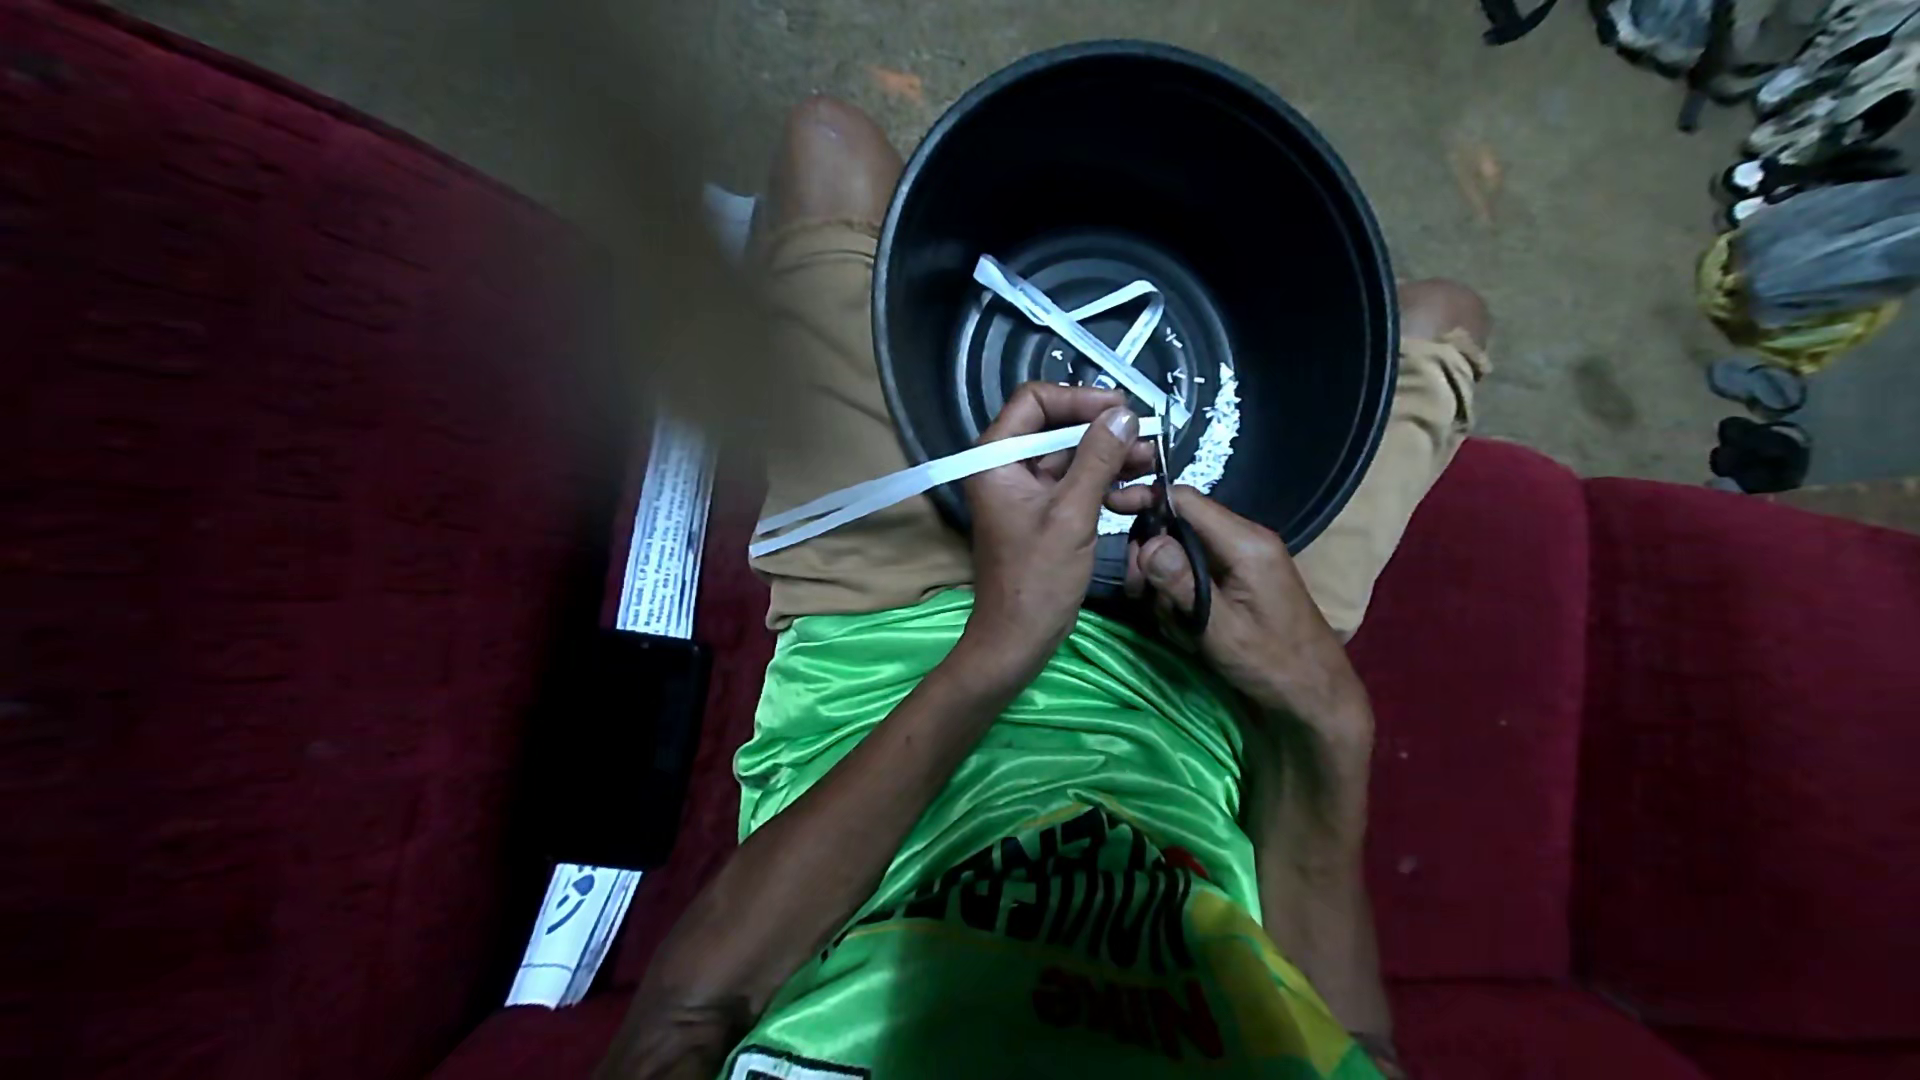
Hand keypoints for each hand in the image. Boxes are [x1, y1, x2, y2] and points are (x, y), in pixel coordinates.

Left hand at [962, 382, 1151, 677]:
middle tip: (1146, 436)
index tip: (1120, 409)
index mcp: (995, 459)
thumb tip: (1124, 415)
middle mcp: (1005, 466)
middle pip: (1056, 426)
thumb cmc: (1038, 578)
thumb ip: (1097, 460)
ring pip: (1070, 455)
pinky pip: (1074, 482)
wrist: (1019, 636)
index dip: (1078, 398)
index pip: (1034, 401)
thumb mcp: (1072, 514)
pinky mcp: (1042, 511)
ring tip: (1150, 460)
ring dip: (1109, 455)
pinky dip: (1102, 481)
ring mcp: (1024, 489)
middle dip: (1102, 430)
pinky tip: (1135, 487)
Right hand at [1106, 484, 1370, 747]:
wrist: (1314, 697)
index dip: (1145, 499)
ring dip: (1163, 583)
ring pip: (1179, 551)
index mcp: (1245, 544)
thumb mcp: (1221, 629)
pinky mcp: (1236, 578)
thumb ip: (1182, 583)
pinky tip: (1184, 625)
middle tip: (1139, 595)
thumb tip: (1147, 542)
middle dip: (1149, 556)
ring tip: (1173, 622)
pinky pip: (1193, 570)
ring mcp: (1240, 560)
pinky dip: (1178, 594)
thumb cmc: (1273, 664)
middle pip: (1176, 524)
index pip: (1185, 499)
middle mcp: (1243, 541)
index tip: (1109, 509)